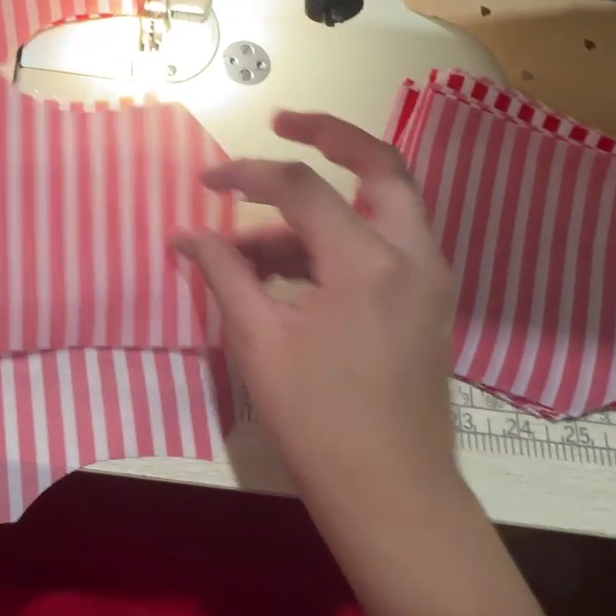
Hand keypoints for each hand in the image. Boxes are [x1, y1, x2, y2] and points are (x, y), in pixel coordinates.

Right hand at [174, 111, 457, 513]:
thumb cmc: (318, 419)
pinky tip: (288, 271)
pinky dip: (340, 237)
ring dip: (323, 205)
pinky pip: (385, 243)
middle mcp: (413, 256)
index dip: (245, 174)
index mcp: (369, 261)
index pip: (301, 188)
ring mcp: (429, 280)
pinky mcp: (427, 303)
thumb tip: (185, 235)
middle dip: (331, 135)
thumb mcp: (257, 341)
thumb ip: (223, 273)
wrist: (391, 493)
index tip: (204, 180)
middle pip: (381, 165)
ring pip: (384, 205)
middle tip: (284, 122)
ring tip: (252, 243)